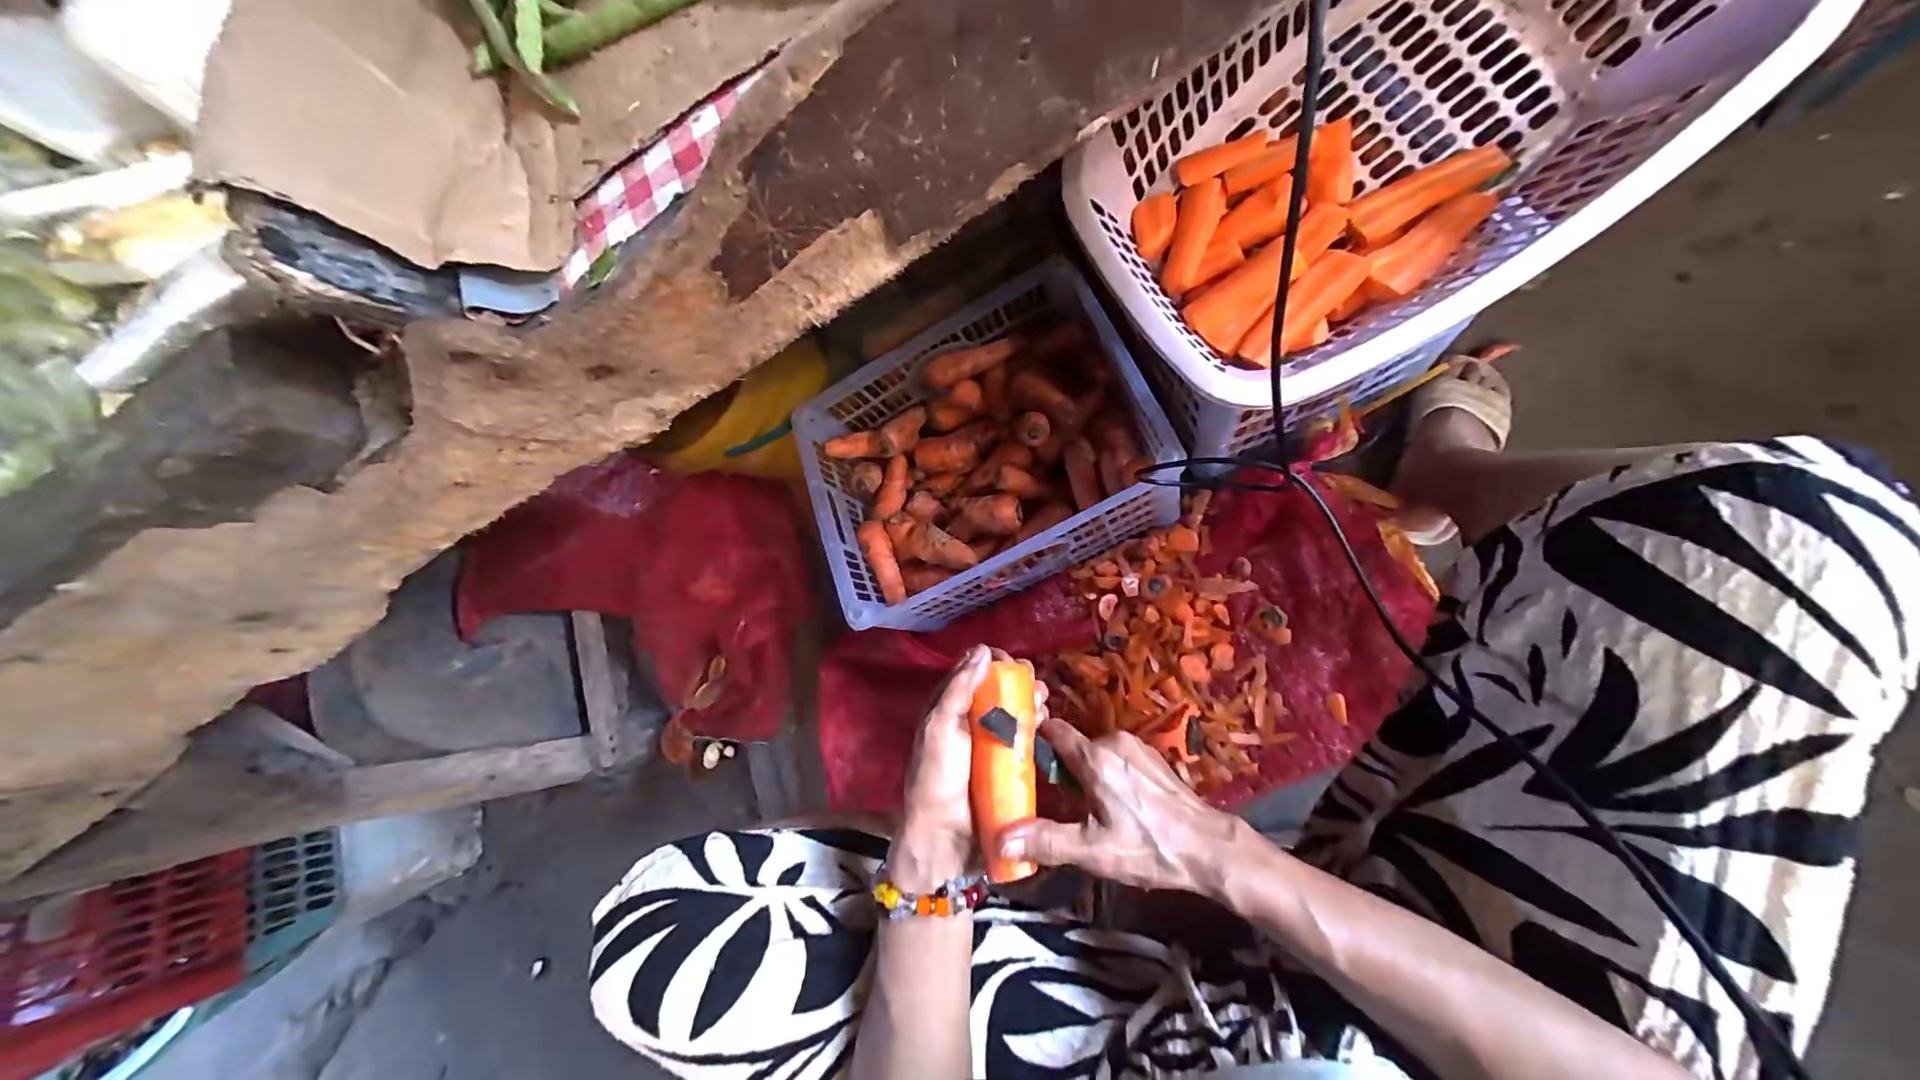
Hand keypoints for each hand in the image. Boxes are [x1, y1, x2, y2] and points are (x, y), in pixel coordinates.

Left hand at [890, 646, 1047, 891]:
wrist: (945, 839)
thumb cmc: (937, 777)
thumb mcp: (940, 728)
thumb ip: (958, 690)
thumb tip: (982, 650)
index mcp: (947, 712)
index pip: (972, 677)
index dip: (992, 665)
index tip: (1011, 661)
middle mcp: (969, 726)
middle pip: (999, 693)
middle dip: (1018, 683)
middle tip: (1034, 682)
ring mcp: (991, 749)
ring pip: (1016, 715)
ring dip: (1031, 702)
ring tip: (1043, 700)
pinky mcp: (1010, 770)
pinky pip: (1027, 742)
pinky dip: (1038, 729)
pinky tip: (1047, 723)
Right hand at [996, 717, 1245, 897]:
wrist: (1210, 848)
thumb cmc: (1149, 848)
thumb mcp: (1094, 852)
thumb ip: (1047, 841)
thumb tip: (1001, 840)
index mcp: (1095, 758)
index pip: (1052, 731)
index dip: (1033, 740)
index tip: (1017, 757)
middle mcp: (1113, 742)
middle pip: (1073, 746)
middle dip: (1061, 769)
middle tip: (1053, 799)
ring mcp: (1136, 747)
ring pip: (1095, 753)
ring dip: (1085, 773)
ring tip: (1084, 807)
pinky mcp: (1152, 757)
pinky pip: (1116, 758)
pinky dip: (1107, 774)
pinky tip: (1116, 804)